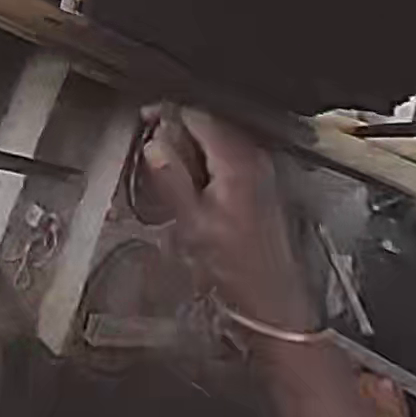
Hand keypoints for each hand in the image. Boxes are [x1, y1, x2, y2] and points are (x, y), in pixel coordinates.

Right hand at [140, 104, 314, 330]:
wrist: (273, 303)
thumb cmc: (232, 264)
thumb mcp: (192, 222)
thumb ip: (170, 177)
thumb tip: (152, 142)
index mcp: (236, 161)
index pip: (197, 116)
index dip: (166, 113)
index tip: (141, 120)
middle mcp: (254, 156)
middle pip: (208, 122)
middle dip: (176, 126)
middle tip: (147, 141)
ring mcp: (261, 167)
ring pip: (217, 136)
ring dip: (188, 141)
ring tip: (162, 158)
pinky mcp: (262, 180)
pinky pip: (226, 151)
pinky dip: (203, 154)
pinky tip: (188, 174)